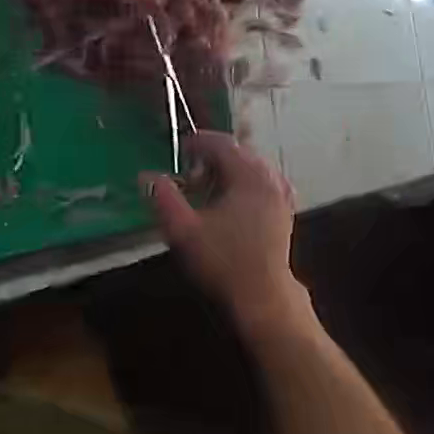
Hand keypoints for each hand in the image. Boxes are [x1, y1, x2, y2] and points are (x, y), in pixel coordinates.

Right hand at [140, 131, 309, 329]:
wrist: (262, 292)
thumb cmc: (222, 261)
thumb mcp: (183, 230)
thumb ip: (164, 198)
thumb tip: (148, 176)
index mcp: (250, 175)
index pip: (223, 144)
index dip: (199, 141)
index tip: (179, 148)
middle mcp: (271, 178)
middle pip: (240, 153)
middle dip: (213, 158)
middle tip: (188, 175)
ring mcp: (282, 193)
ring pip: (253, 167)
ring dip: (229, 171)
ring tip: (205, 189)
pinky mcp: (285, 209)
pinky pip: (263, 182)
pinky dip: (245, 183)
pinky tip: (229, 202)